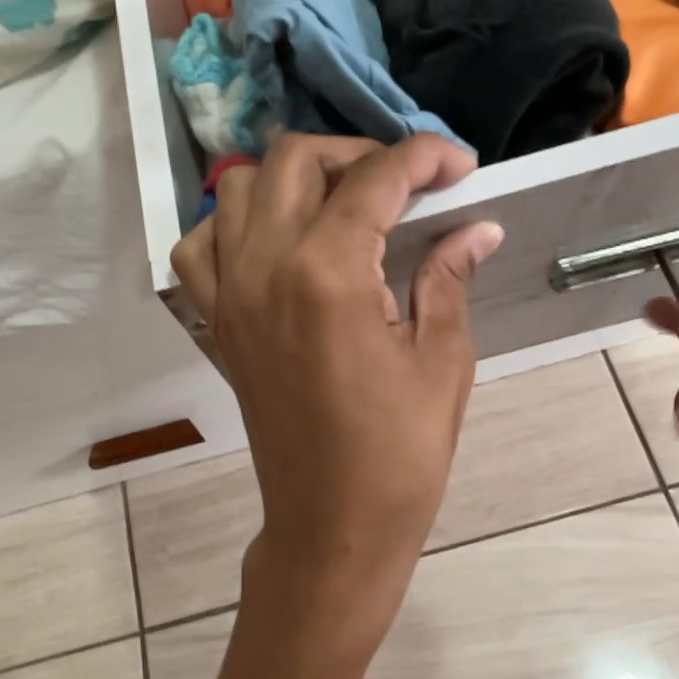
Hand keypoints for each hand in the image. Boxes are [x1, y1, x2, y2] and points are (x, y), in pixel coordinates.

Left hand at [172, 133, 502, 662]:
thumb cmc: (399, 454)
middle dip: (358, 154)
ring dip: (295, 180)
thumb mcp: (442, 362)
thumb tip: (476, 226)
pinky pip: (201, 246)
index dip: (424, 156)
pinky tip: (277, 245)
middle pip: (297, 159)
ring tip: (342, 209)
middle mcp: (265, 267)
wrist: (332, 524)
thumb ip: (448, 278)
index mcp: (328, 273)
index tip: (460, 166)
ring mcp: (230, 293)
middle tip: (405, 186)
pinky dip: (235, 226)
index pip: (375, 177)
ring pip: (242, 188)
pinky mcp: (217, 322)